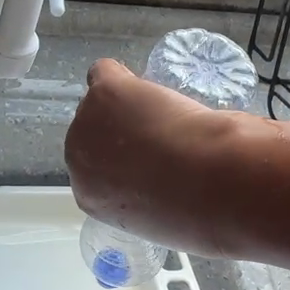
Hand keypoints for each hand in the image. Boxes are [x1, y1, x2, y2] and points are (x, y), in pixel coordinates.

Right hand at [65, 58, 258, 256]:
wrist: (210, 181)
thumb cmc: (197, 209)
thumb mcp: (160, 216)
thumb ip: (145, 197)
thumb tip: (163, 183)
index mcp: (91, 195)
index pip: (96, 168)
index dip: (122, 160)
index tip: (149, 158)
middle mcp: (79, 158)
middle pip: (91, 133)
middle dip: (118, 131)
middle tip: (157, 135)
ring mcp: (88, 121)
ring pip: (100, 102)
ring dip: (127, 104)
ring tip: (162, 117)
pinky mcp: (104, 93)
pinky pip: (103, 73)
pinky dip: (120, 75)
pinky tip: (143, 83)